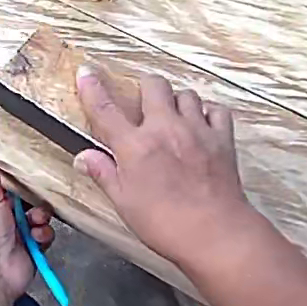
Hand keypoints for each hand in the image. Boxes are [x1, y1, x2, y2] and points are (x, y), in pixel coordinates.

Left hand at [0, 162, 53, 305]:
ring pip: (38, 213)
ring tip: (35, 222)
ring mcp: (17, 231)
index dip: (2, 173)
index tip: (16, 163)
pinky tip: (37, 238)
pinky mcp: (32, 245)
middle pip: (22, 196)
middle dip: (32, 196)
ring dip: (40, 216)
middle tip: (34, 195)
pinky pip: (45, 233)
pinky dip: (44, 234)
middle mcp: (0, 216)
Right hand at [73, 67, 254, 266]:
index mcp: (135, 146)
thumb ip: (105, 174)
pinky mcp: (222, 138)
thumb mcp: (125, 202)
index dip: (93, 88)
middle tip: (143, 102)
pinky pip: (216, 110)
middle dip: (145, 87)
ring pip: (186, 94)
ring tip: (172, 116)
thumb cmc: (167, 223)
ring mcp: (197, 130)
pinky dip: (208, 112)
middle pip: (153, 85)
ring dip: (176, 100)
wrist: (214, 232)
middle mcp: (166, 129)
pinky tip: (202, 124)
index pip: (106, 109)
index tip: (87, 74)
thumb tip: (84, 158)